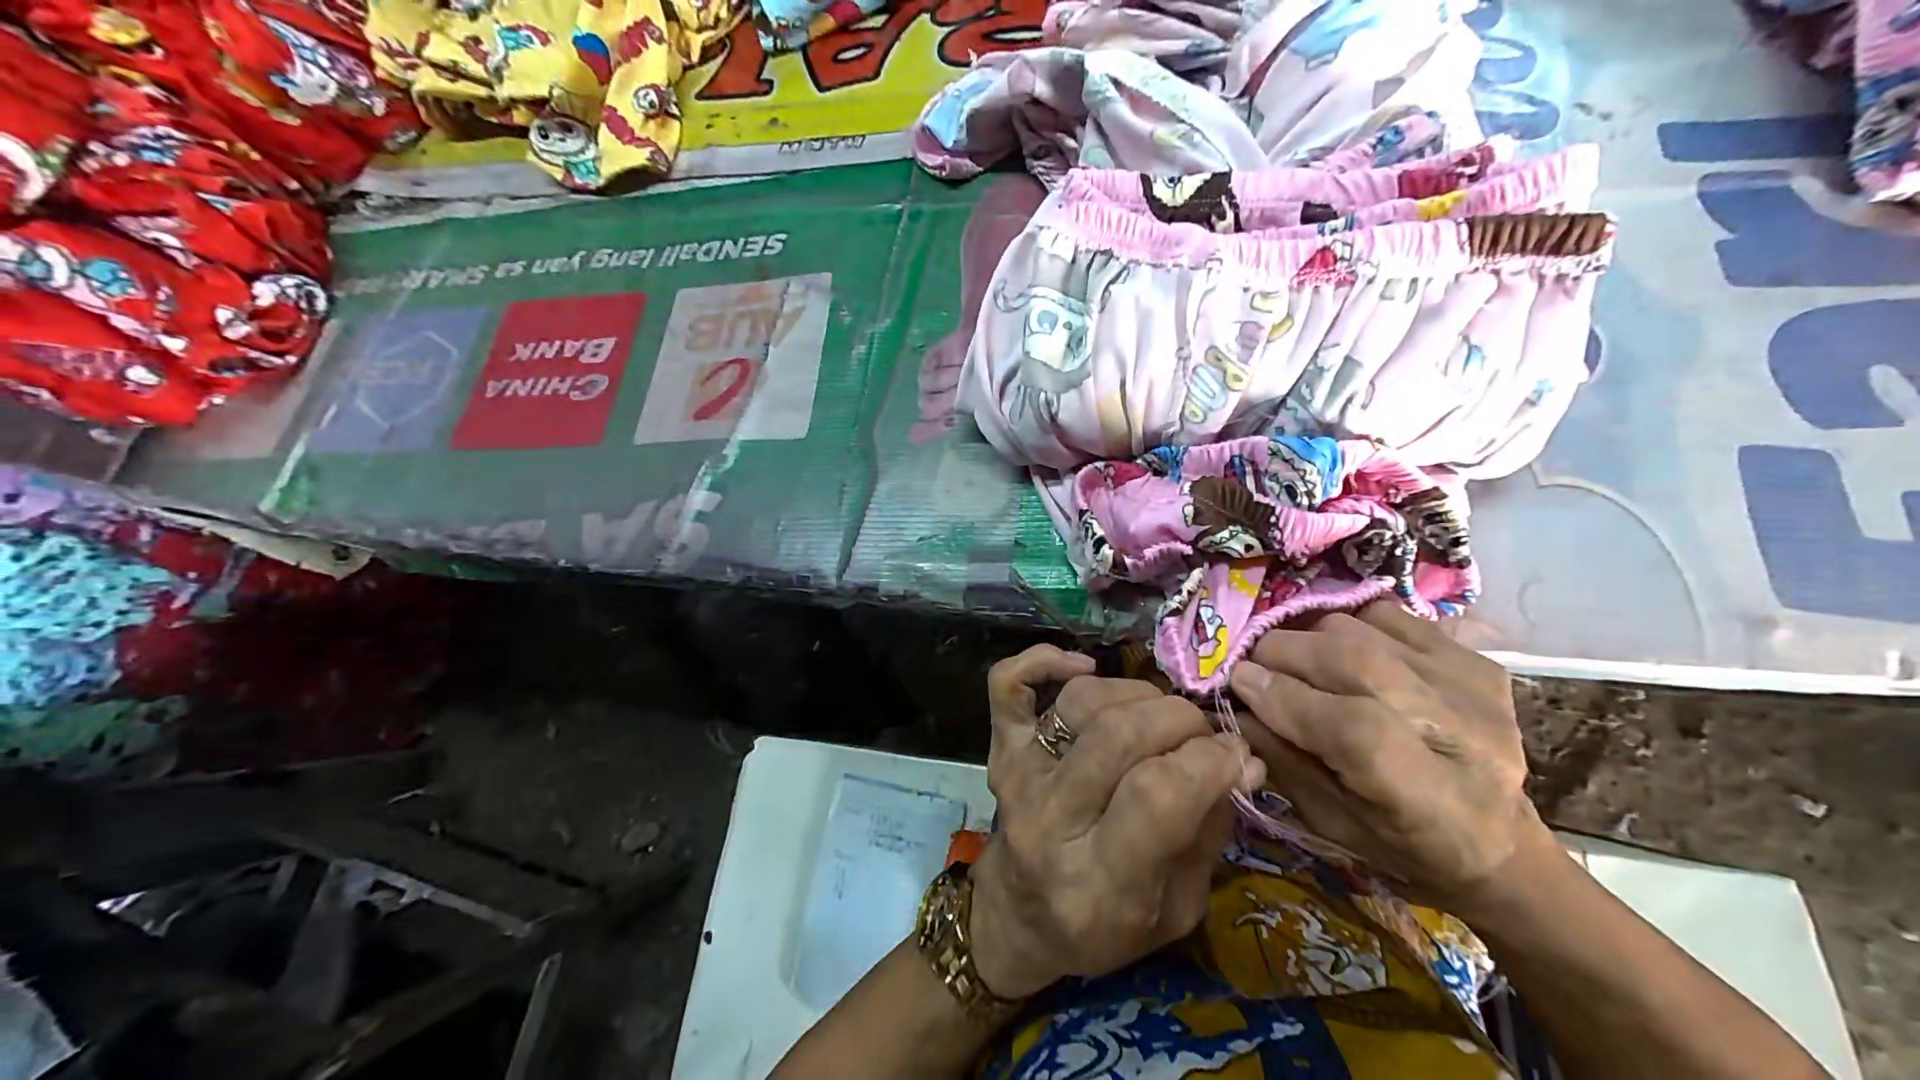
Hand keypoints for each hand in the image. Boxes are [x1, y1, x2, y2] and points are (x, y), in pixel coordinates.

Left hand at [966, 646, 1265, 998]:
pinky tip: (1084, 667)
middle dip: (1178, 721)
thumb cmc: (1102, 927)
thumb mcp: (1175, 911)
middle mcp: (1049, 822)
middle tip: (1202, 734)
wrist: (1017, 917)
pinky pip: (1006, 683)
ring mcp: (1017, 777)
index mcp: (1099, 885)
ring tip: (1159, 715)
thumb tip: (1242, 760)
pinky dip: (1042, 659)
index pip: (1156, 796)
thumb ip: (1208, 835)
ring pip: (1078, 703)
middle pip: (1117, 736)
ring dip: (1135, 693)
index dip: (1208, 762)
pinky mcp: (999, 748)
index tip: (1237, 754)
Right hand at [1228, 601, 1547, 914]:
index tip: (1238, 681)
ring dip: (1309, 638)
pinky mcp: (1472, 659)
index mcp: (1430, 800)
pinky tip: (1338, 650)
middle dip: (1284, 654)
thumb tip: (1239, 706)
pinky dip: (1348, 624)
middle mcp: (1461, 734)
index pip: (1353, 728)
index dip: (1287, 698)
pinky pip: (1388, 615)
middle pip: (1357, 663)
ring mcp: (1470, 687)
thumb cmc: (1402, 844)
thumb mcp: (1331, 822)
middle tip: (1251, 664)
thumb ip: (1284, 761)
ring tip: (1291, 660)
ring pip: (1363, 630)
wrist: (1498, 839)